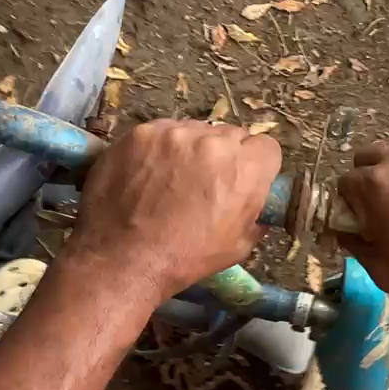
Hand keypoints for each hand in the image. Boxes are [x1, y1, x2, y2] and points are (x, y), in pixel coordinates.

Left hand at [68, 120, 281, 300]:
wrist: (122, 259)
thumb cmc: (185, 258)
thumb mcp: (239, 246)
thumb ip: (255, 213)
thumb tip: (256, 200)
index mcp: (246, 168)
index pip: (266, 147)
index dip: (255, 164)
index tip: (240, 179)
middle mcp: (214, 141)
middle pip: (231, 134)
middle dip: (223, 155)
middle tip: (203, 181)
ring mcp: (175, 133)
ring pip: (195, 130)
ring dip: (190, 149)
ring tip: (171, 178)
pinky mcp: (143, 132)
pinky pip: (162, 131)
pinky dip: (159, 148)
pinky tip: (148, 172)